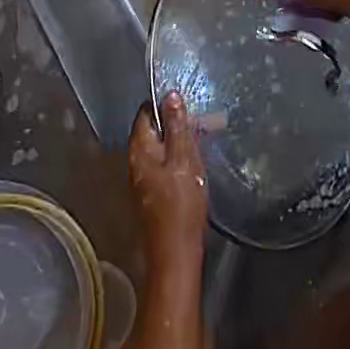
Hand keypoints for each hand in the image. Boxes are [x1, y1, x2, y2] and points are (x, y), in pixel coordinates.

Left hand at [129, 92, 207, 265]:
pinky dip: (184, 157)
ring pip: (165, 147)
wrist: (176, 253)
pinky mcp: (157, 191)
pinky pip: (169, 163)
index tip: (191, 103)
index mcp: (140, 150)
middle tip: (210, 122)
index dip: (167, 104)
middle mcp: (138, 162)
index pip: (146, 113)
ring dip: (186, 140)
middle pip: (157, 130)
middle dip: (182, 123)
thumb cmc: (180, 204)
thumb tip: (170, 95)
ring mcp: (146, 178)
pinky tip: (201, 161)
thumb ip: (177, 127)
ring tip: (211, 137)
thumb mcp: (183, 160)